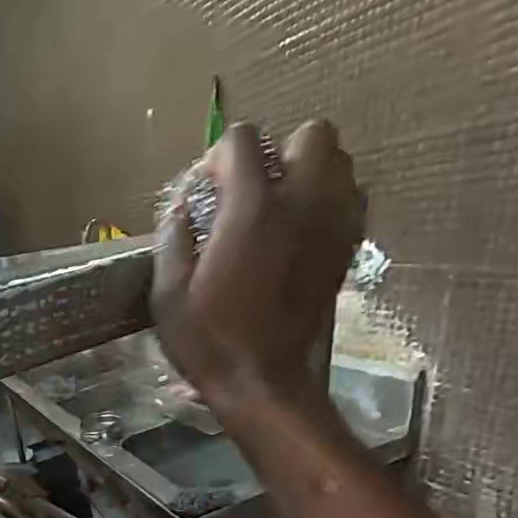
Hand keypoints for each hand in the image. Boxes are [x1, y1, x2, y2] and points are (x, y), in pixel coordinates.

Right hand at [150, 120, 364, 417]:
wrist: (264, 382)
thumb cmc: (208, 340)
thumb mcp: (168, 293)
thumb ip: (172, 240)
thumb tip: (181, 209)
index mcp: (252, 212)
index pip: (243, 141)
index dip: (216, 159)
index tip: (202, 194)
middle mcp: (303, 205)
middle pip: (310, 135)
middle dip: (276, 153)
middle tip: (247, 194)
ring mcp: (334, 225)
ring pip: (339, 162)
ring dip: (305, 174)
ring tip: (273, 211)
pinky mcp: (348, 247)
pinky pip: (350, 197)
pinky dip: (325, 201)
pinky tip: (295, 232)